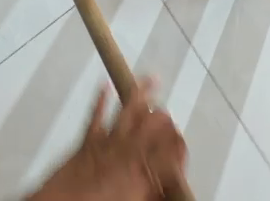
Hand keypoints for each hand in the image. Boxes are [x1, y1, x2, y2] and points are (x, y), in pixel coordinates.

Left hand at [29, 79, 188, 200]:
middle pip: (153, 124)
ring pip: (128, 110)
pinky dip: (100, 97)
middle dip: (164, 117)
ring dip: (141, 92)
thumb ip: (152, 192)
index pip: (171, 150)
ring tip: (152, 79)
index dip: (179, 144)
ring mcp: (107, 142)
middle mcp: (127, 151)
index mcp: (142, 171)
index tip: (182, 143)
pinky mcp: (87, 140)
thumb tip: (163, 188)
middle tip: (169, 116)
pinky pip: (95, 114)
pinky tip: (105, 84)